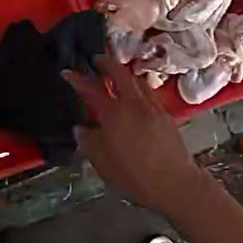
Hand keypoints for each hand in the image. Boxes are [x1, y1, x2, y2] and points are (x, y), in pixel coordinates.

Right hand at [68, 56, 213, 212]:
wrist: (175, 182)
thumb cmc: (135, 176)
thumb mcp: (103, 163)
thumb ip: (89, 142)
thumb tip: (81, 128)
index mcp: (115, 114)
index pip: (92, 90)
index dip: (78, 80)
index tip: (68, 72)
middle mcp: (135, 105)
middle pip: (120, 75)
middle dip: (107, 63)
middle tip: (96, 59)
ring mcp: (153, 108)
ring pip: (137, 82)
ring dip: (124, 74)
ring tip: (116, 74)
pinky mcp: (166, 115)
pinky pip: (149, 93)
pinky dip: (138, 87)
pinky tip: (136, 96)